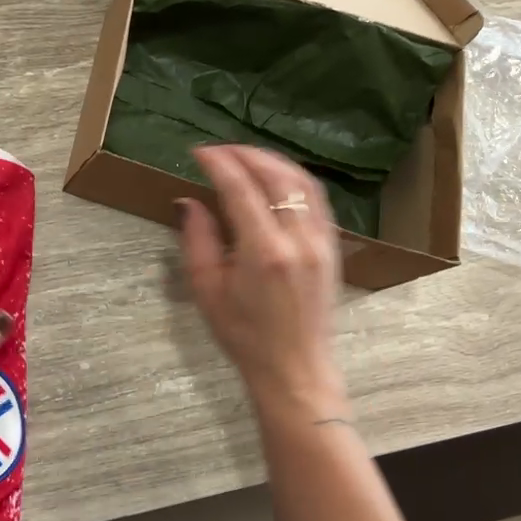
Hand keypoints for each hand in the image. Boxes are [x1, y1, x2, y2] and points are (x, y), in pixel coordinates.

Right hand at [180, 146, 348, 417]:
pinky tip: (275, 178)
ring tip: (245, 155)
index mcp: (264, 252)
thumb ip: (198, 240)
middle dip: (245, 154)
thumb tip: (188, 202)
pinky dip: (293, 179)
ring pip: (302, 182)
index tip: (198, 152)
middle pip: (276, 177)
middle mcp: (298, 241)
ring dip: (273, 161)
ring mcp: (320, 243)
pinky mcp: (332, 248)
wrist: (295, 370)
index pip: (241, 189)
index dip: (218, 163)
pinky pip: (316, 199)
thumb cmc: (243, 335)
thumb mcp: (207, 290)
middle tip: (218, 149)